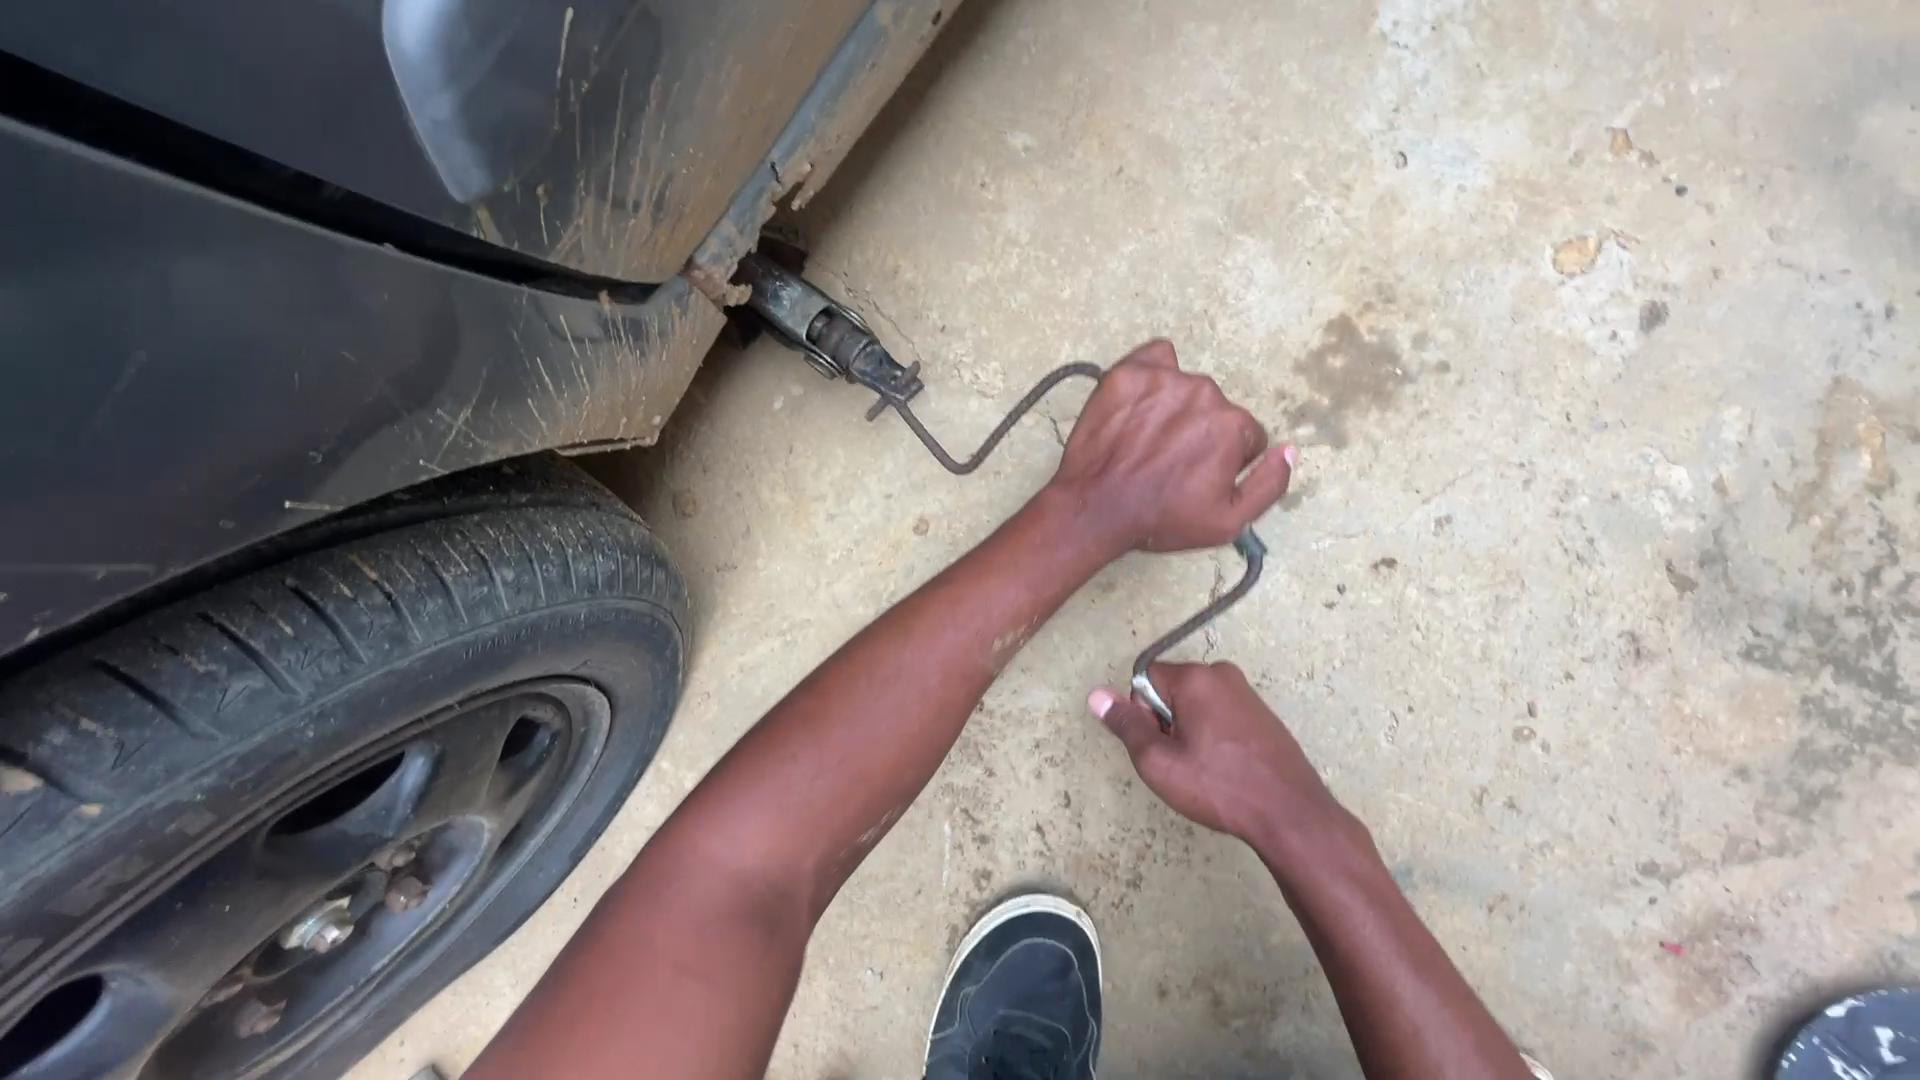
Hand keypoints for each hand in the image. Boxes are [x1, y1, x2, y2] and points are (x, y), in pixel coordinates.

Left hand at [1050, 340, 1292, 553]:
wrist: (1095, 509)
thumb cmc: (1160, 518)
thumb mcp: (1229, 522)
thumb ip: (1271, 484)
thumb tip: (1290, 450)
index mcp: (1233, 425)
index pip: (1244, 435)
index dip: (1223, 459)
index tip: (1195, 475)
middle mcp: (1204, 393)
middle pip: (1213, 409)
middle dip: (1197, 432)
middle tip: (1166, 461)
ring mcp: (1163, 379)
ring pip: (1184, 387)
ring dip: (1172, 408)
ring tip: (1146, 440)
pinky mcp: (1127, 374)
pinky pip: (1153, 358)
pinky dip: (1150, 376)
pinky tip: (1137, 405)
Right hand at [1089, 662, 1351, 847]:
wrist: (1290, 814)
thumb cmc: (1219, 786)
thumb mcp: (1158, 761)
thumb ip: (1125, 724)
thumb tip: (1096, 695)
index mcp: (1196, 678)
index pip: (1144, 679)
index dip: (1143, 715)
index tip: (1162, 745)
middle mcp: (1222, 675)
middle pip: (1171, 691)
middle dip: (1167, 723)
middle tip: (1182, 762)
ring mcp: (1246, 694)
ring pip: (1195, 706)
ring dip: (1190, 733)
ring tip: (1206, 770)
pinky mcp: (1262, 715)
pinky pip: (1220, 716)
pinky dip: (1214, 738)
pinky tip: (1226, 770)